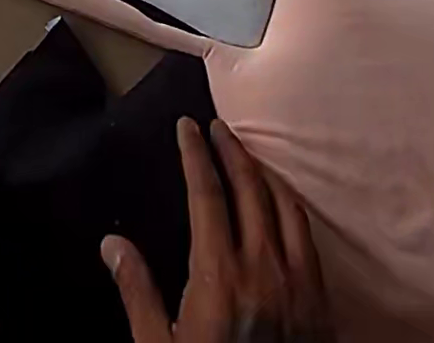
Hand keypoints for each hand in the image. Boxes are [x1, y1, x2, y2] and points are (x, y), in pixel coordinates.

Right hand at [102, 118, 331, 342]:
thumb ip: (137, 292)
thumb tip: (110, 242)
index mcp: (221, 276)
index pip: (208, 194)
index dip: (195, 154)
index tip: (186, 126)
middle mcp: (265, 271)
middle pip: (250, 189)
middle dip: (231, 150)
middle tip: (215, 127)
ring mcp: (300, 288)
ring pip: (285, 207)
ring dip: (262, 173)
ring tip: (245, 154)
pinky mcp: (323, 307)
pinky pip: (308, 238)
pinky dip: (289, 206)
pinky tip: (279, 204)